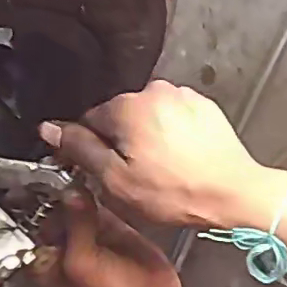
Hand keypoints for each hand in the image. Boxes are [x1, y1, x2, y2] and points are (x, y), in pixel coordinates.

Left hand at [32, 189, 188, 286]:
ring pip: (80, 207)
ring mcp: (90, 239)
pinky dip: (103, 198)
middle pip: (57, 212)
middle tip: (71, 187)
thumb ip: (75, 226)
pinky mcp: (114, 230)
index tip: (47, 191)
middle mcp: (66, 249)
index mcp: (48, 263)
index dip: (40, 209)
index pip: (34, 226)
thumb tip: (70, 194)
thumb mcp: (83, 262)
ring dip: (84, 196)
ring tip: (87, 188)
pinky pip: (104, 206)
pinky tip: (104, 194)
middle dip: (64, 200)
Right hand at [41, 80, 286, 229]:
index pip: (89, 121)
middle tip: (135, 177)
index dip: (89, 149)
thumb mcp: (117, 181)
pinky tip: (180, 163)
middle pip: (120, 118)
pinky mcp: (203, 109)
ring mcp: (183, 98)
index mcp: (127, 107)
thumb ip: (81, 150)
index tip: (99, 168)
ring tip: (163, 173)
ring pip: (148, 119)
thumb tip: (52, 130)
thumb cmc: (181, 193)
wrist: (234, 193)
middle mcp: (155, 93)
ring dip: (148, 141)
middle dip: (121, 144)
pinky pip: (174, 121)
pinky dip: (172, 139)